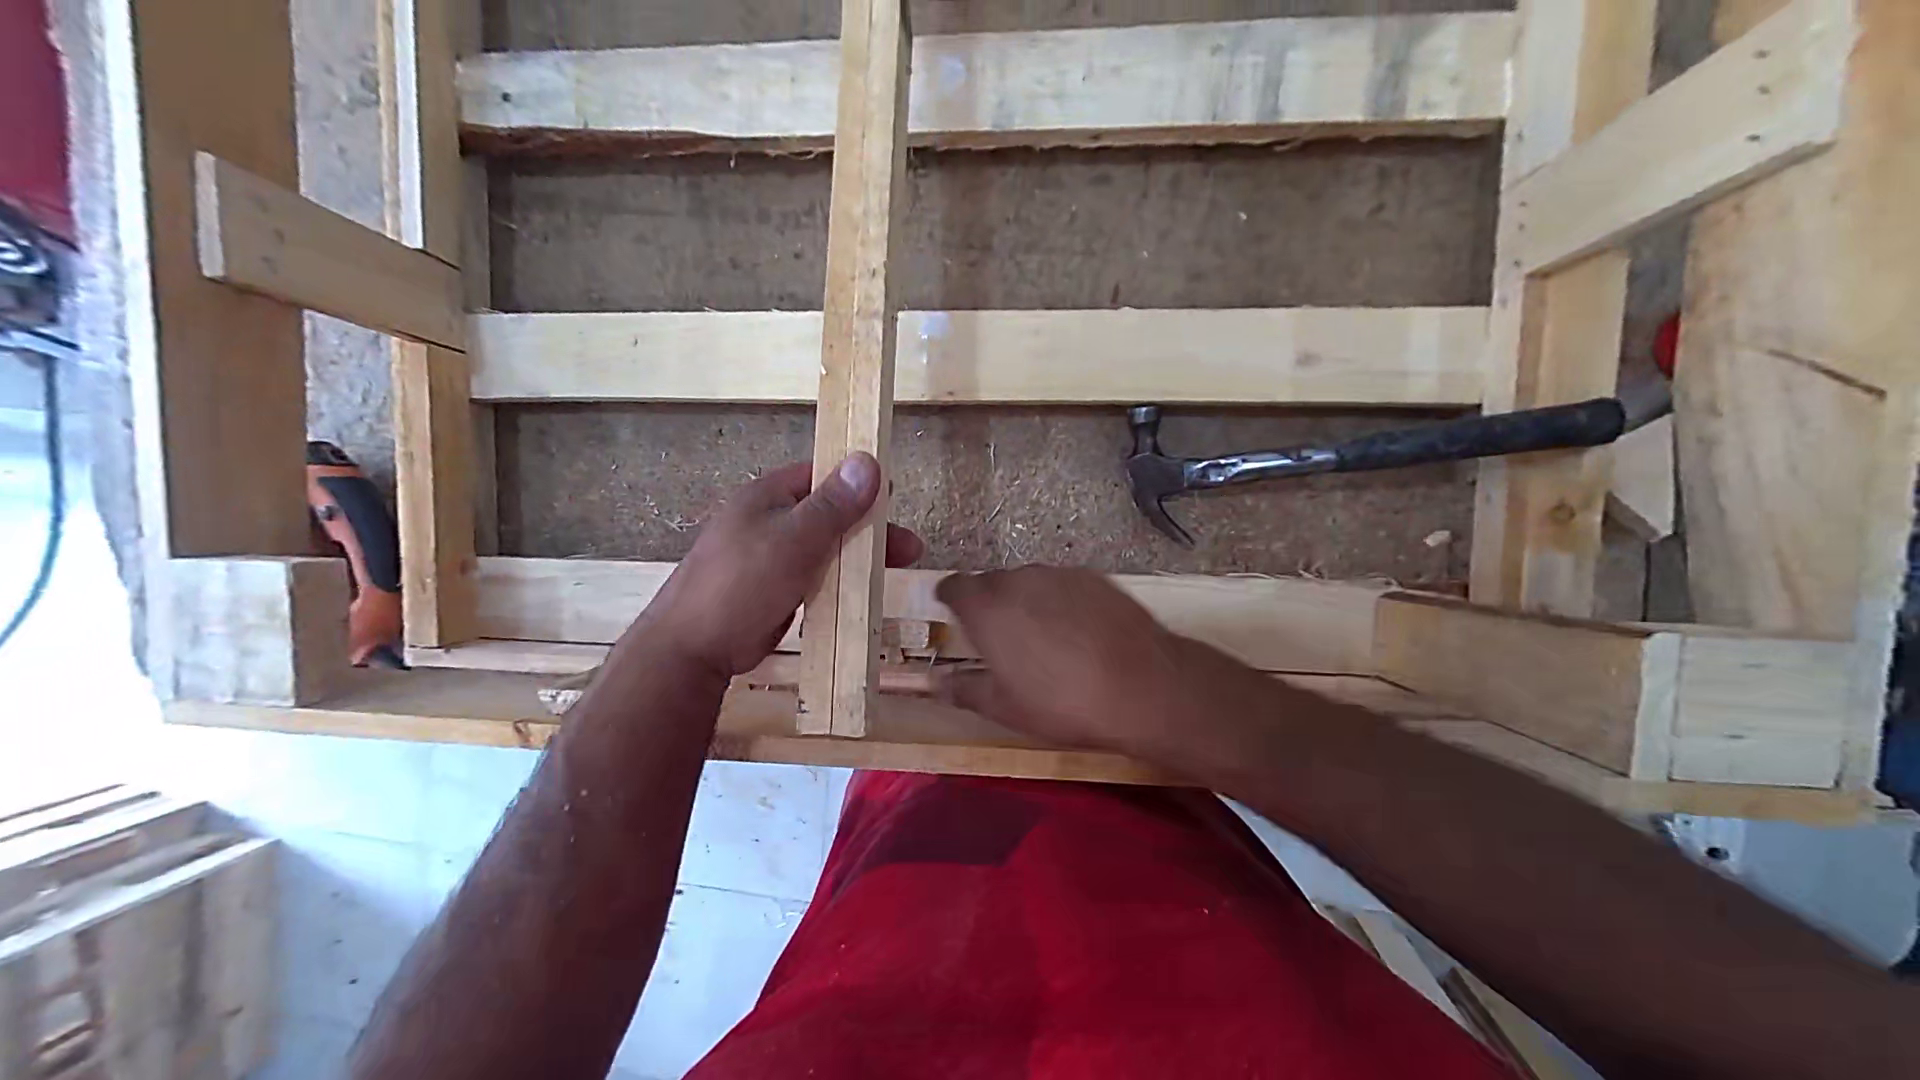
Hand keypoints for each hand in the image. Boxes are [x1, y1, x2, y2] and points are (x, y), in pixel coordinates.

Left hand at [641, 453, 923, 676]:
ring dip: (858, 557)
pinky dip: (839, 581)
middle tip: (909, 548)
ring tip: (895, 570)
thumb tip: (867, 460)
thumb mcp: (794, 538)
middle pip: (829, 515)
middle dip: (868, 528)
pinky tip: (862, 594)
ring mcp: (770, 557)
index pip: (820, 475)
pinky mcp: (774, 590)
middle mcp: (768, 521)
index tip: (892, 496)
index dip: (857, 482)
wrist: (692, 648)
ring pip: (824, 549)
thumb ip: (833, 504)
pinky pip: (814, 577)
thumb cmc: (742, 583)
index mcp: (767, 496)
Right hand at [934, 567, 1259, 766]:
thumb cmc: (1064, 703)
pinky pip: (1062, 585)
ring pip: (1028, 582)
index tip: (952, 615)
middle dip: (988, 604)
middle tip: (1001, 639)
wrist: (1145, 687)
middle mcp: (1018, 580)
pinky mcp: (1094, 577)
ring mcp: (1059, 575)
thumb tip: (936, 683)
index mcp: (986, 607)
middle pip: (990, 582)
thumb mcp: (1005, 708)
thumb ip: (964, 690)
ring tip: (1044, 638)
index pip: (953, 586)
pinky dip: (1059, 600)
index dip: (949, 599)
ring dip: (1025, 601)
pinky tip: (1078, 632)